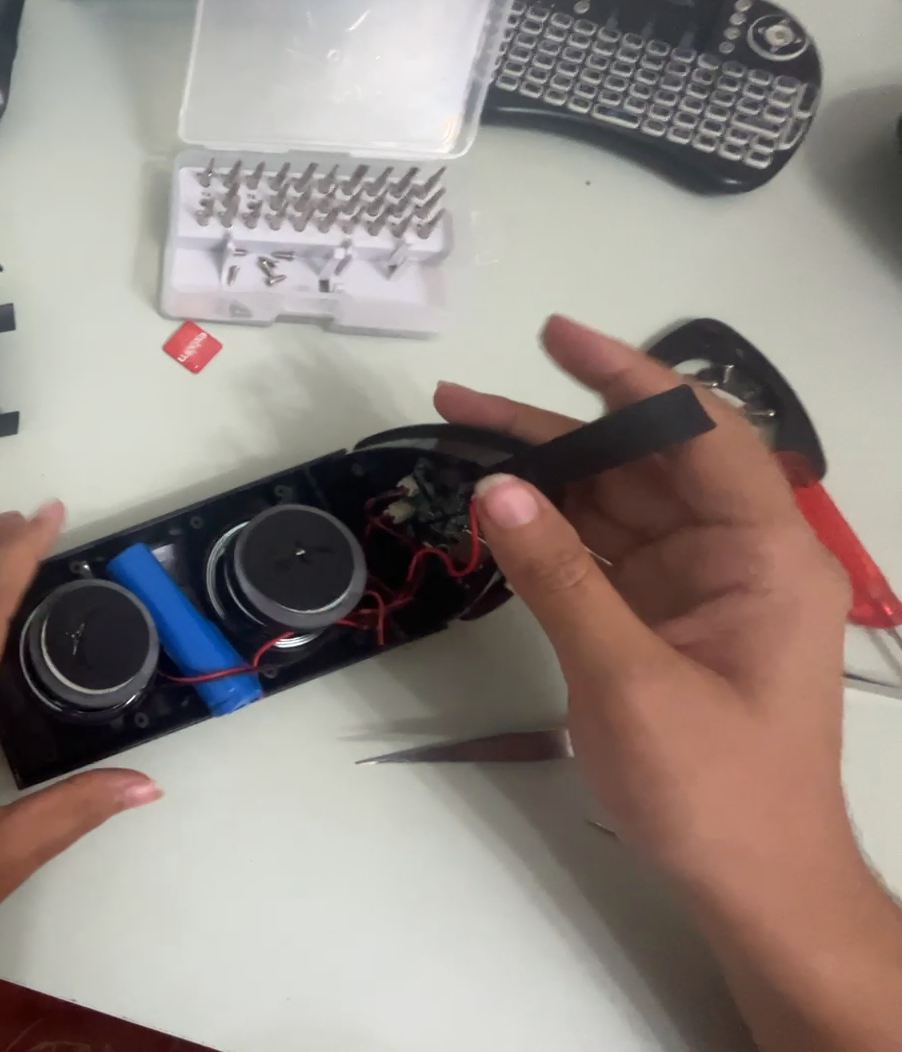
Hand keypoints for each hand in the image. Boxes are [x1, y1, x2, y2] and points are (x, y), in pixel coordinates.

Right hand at [439, 316, 901, 1050]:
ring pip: (598, 502)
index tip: (555, 340)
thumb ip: (560, 575)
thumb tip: (495, 490)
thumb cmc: (711, 781)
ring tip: (451, 439)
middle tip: (455, 401)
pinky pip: (580, 547)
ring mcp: (678, 583)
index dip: (630, 379)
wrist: (740, 872)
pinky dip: (531, 523)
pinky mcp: (638, 610)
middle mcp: (723, 554)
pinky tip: (486, 503)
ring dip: (529, 471)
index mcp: (760, 557)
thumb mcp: (627, 674)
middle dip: (548, 426)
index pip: (697, 438)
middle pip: (632, 463)